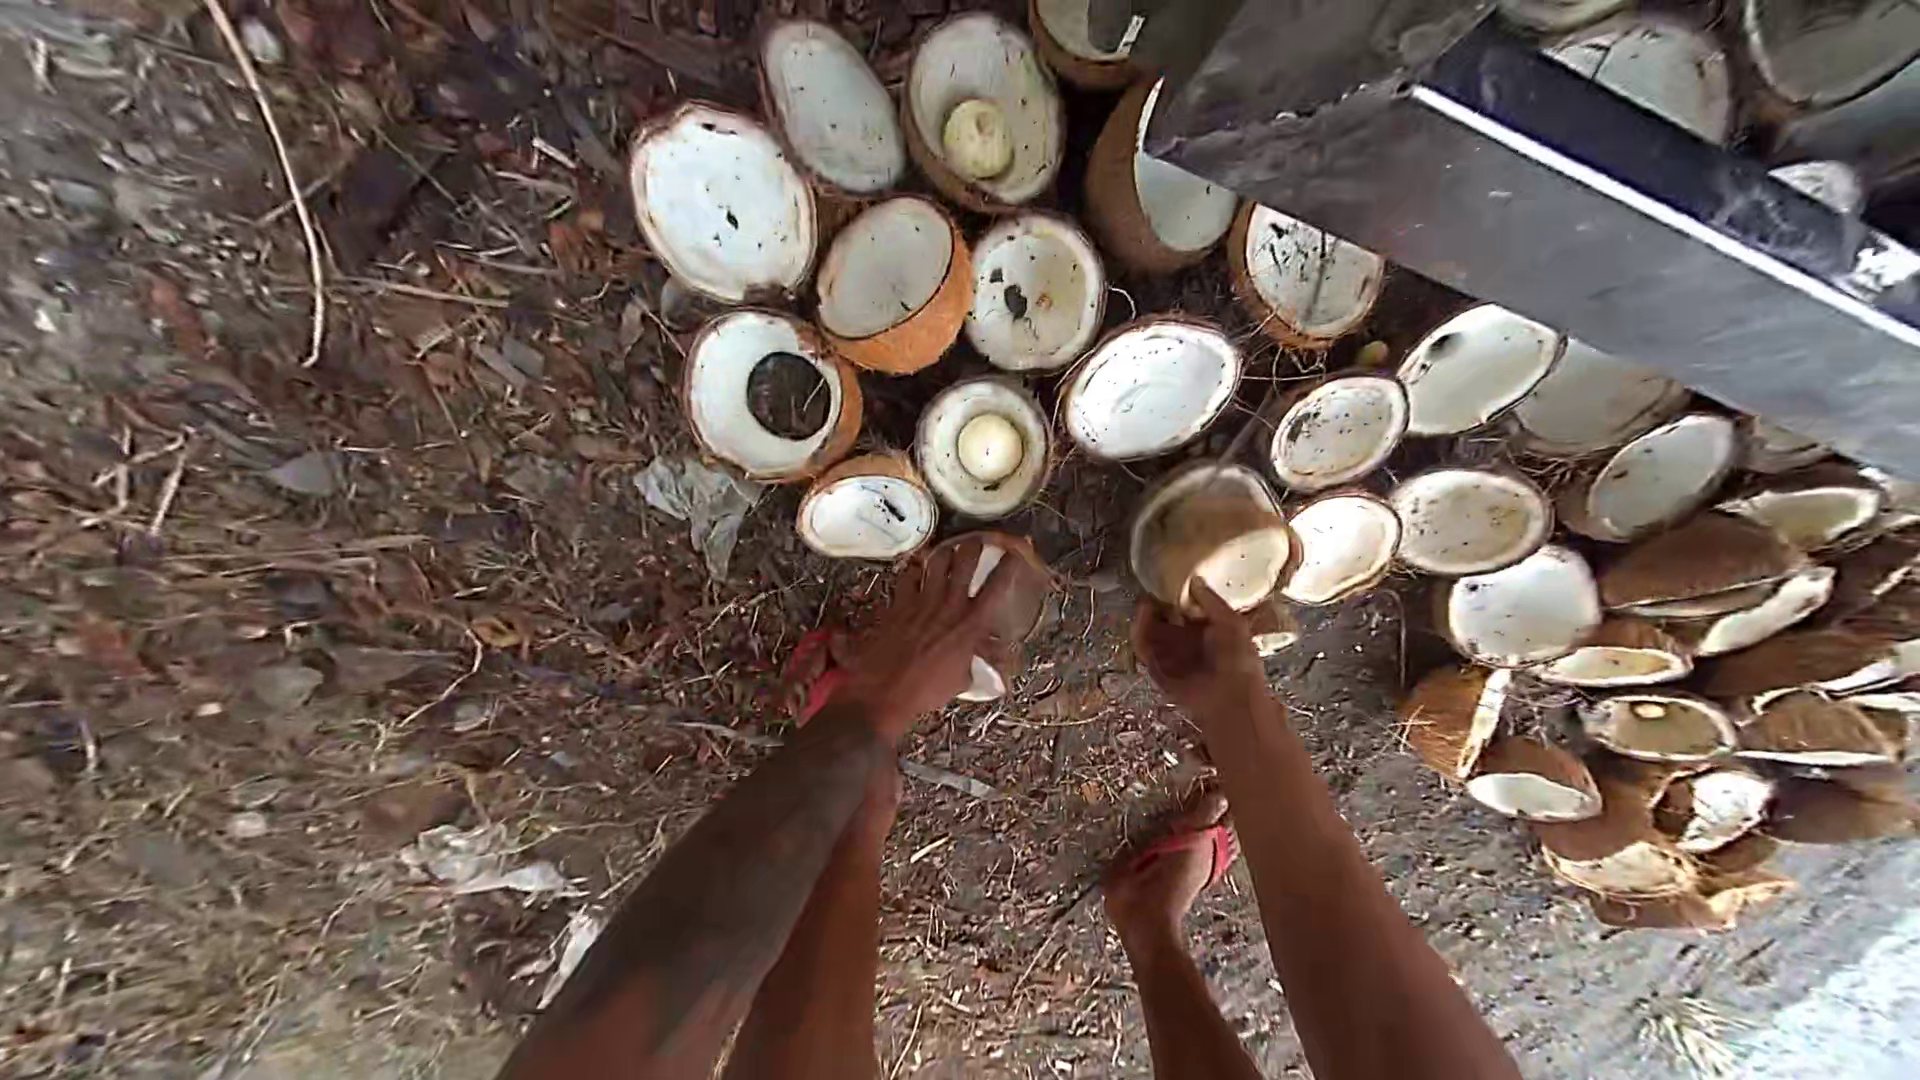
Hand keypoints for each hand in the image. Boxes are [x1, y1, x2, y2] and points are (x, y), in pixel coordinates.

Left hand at [830, 536, 1018, 741]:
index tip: (1014, 552)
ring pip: (937, 562)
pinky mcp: (899, 602)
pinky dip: (913, 570)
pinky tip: (915, 569)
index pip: (996, 587)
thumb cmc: (928, 689)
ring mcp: (922, 600)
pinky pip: (908, 576)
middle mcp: (949, 604)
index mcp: (971, 623)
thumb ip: (975, 662)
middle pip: (965, 562)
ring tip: (949, 547)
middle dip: (974, 546)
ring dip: (945, 552)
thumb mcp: (962, 679)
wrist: (886, 690)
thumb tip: (994, 667)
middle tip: (978, 540)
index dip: (1008, 566)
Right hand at [1131, 581, 1269, 727]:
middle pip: (1163, 622)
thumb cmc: (1238, 660)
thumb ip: (1211, 600)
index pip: (1185, 613)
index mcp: (1207, 635)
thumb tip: (1195, 580)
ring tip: (1145, 601)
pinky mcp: (1157, 670)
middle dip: (1156, 607)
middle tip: (1151, 590)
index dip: (1176, 598)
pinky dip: (1139, 632)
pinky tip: (1143, 614)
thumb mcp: (1232, 622)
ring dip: (1145, 617)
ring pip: (1150, 634)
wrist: (1232, 698)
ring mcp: (1171, 659)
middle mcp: (1187, 646)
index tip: (1169, 582)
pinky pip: (1143, 649)